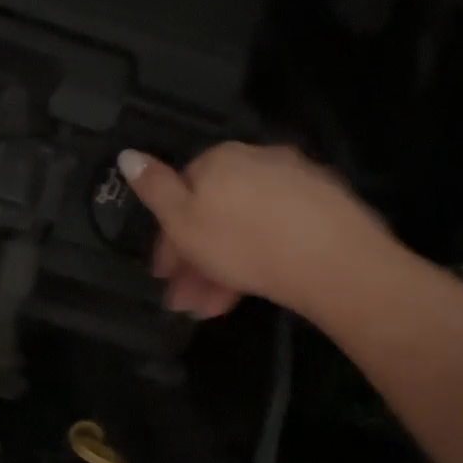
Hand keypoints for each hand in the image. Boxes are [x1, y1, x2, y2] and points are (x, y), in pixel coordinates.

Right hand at [118, 143, 391, 317]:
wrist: (336, 263)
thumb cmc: (244, 242)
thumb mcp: (183, 220)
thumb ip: (153, 187)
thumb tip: (127, 154)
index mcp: (220, 159)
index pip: (181, 191)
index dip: (167, 236)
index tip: (163, 273)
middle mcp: (259, 161)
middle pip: (214, 212)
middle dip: (195, 259)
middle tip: (187, 300)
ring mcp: (297, 183)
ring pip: (245, 226)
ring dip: (222, 268)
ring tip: (213, 308)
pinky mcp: (327, 209)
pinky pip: (277, 232)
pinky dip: (258, 259)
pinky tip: (251, 290)